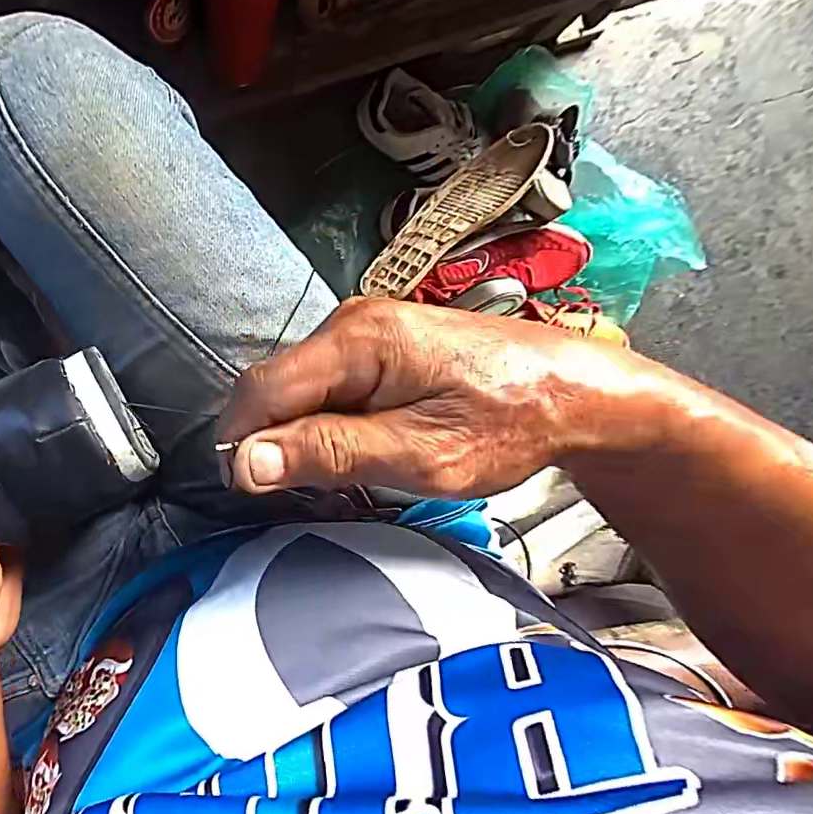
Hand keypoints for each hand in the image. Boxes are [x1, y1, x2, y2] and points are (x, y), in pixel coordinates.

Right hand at [215, 297, 660, 498]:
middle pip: (271, 386)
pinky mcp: (375, 343)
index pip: (259, 391)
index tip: (253, 491)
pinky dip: (322, 420)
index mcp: (357, 341)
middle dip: (270, 440)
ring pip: (294, 388)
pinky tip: (358, 442)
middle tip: (306, 488)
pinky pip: (321, 384)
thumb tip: (246, 461)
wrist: (571, 389)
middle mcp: (349, 322)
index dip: (241, 444)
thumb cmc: (508, 423)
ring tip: (342, 468)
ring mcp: (362, 328)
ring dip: (297, 433)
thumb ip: (329, 452)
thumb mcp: (419, 454)